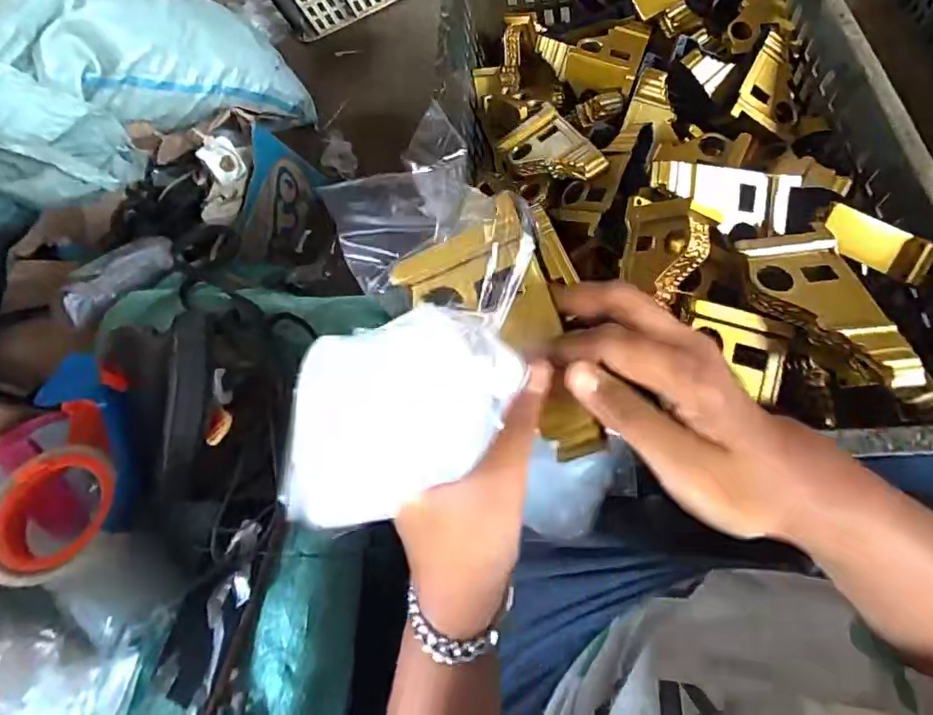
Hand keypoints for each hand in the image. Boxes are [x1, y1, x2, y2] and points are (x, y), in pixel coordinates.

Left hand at [394, 359, 550, 637]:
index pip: (399, 388)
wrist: (469, 602)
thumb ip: (521, 419)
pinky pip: (441, 434)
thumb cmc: (475, 539)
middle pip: (417, 400)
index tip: (446, 329)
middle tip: (471, 338)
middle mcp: (393, 453)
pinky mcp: (427, 478)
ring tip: (477, 360)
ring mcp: (409, 467)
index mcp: (394, 448)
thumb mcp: (504, 474)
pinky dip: (460, 418)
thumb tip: (539, 363)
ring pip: (432, 417)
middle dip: (443, 373)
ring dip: (455, 396)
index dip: (421, 358)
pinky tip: (480, 401)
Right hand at [551, 282, 848, 540]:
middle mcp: (686, 343)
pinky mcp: (690, 351)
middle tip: (536, 313)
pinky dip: (607, 318)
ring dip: (591, 303)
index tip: (531, 360)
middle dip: (577, 299)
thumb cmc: (736, 485)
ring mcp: (690, 342)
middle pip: (624, 300)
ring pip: (633, 303)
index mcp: (683, 371)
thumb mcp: (679, 464)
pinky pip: (640, 320)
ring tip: (553, 318)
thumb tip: (573, 372)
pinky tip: (587, 338)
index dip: (567, 348)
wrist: (791, 482)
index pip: (611, 342)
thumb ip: (626, 415)